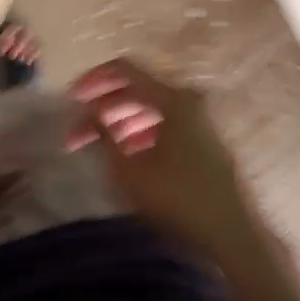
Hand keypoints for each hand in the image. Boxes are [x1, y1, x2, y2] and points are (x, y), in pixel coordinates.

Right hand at [71, 57, 263, 259]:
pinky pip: (165, 122)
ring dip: (120, 121)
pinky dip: (141, 132)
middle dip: (103, 107)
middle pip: (136, 89)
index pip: (124, 69)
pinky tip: (126, 155)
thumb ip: (103, 134)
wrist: (230, 230)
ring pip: (150, 108)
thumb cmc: (177, 199)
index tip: (70, 100)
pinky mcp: (204, 137)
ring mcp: (200, 118)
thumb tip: (88, 112)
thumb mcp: (128, 170)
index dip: (92, 80)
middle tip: (76, 133)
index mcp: (172, 98)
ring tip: (96, 147)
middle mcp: (189, 99)